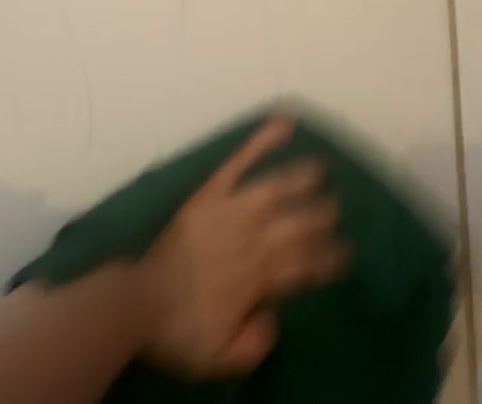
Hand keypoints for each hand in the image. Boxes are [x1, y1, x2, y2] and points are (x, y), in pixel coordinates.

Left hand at [134, 115, 350, 377]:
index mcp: (259, 279)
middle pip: (298, 225)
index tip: (344, 254)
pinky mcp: (210, 193)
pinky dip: (261, 141)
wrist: (136, 302)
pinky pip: (239, 162)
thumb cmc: (179, 329)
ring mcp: (231, 210)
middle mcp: (252, 241)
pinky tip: (283, 123)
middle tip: (337, 211)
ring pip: (276, 189)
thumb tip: (273, 318)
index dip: (328, 259)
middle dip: (321, 217)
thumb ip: (253, 343)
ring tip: (320, 168)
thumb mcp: (219, 357)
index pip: (305, 265)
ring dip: (301, 179)